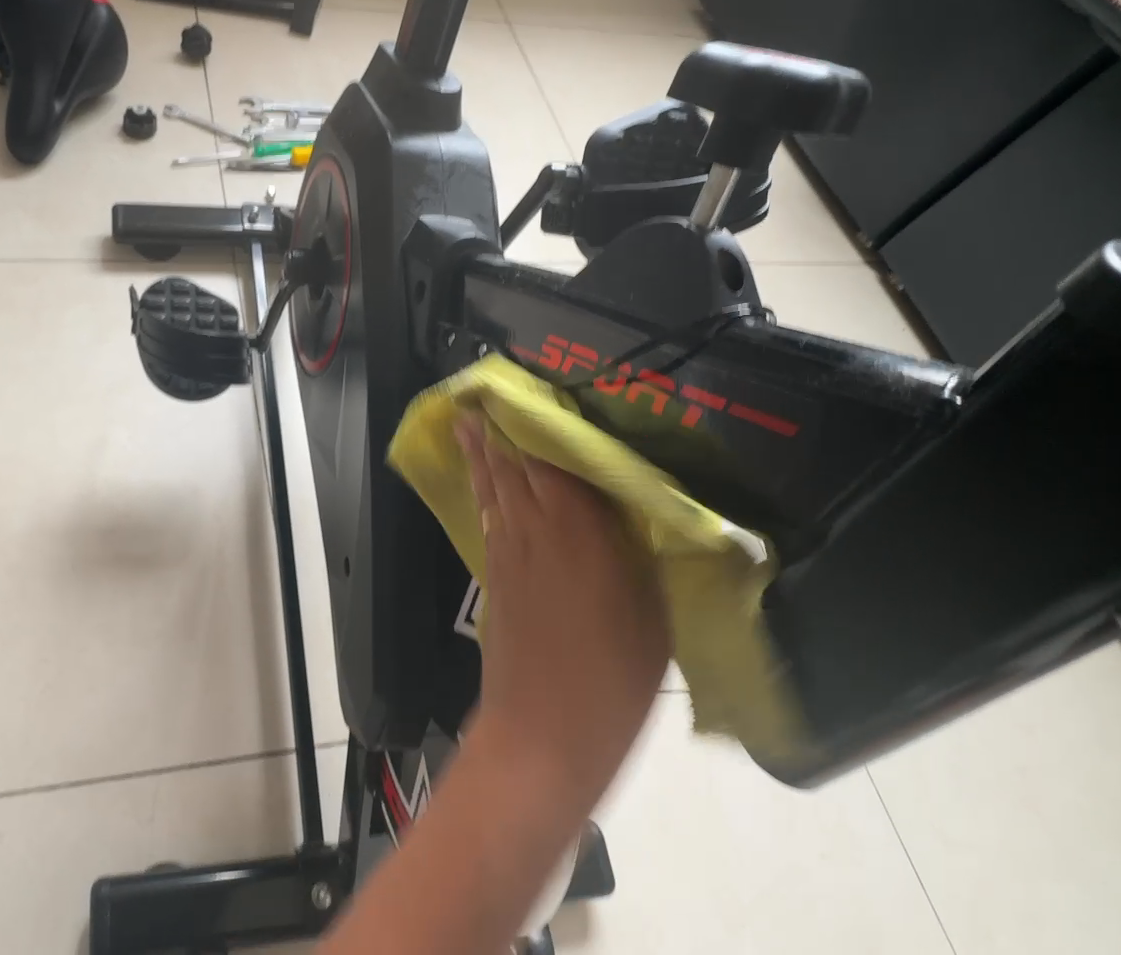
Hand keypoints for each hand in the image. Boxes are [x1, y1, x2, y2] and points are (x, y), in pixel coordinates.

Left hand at [456, 414, 669, 806]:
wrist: (544, 730)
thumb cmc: (613, 675)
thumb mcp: (651, 608)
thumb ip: (637, 549)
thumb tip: (631, 509)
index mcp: (578, 527)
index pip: (556, 457)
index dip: (543, 422)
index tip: (533, 390)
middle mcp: (535, 528)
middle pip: (514, 465)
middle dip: (500, 427)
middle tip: (484, 392)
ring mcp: (507, 553)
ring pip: (493, 489)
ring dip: (482, 453)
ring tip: (470, 421)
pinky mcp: (493, 578)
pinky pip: (488, 518)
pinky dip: (483, 492)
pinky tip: (484, 485)